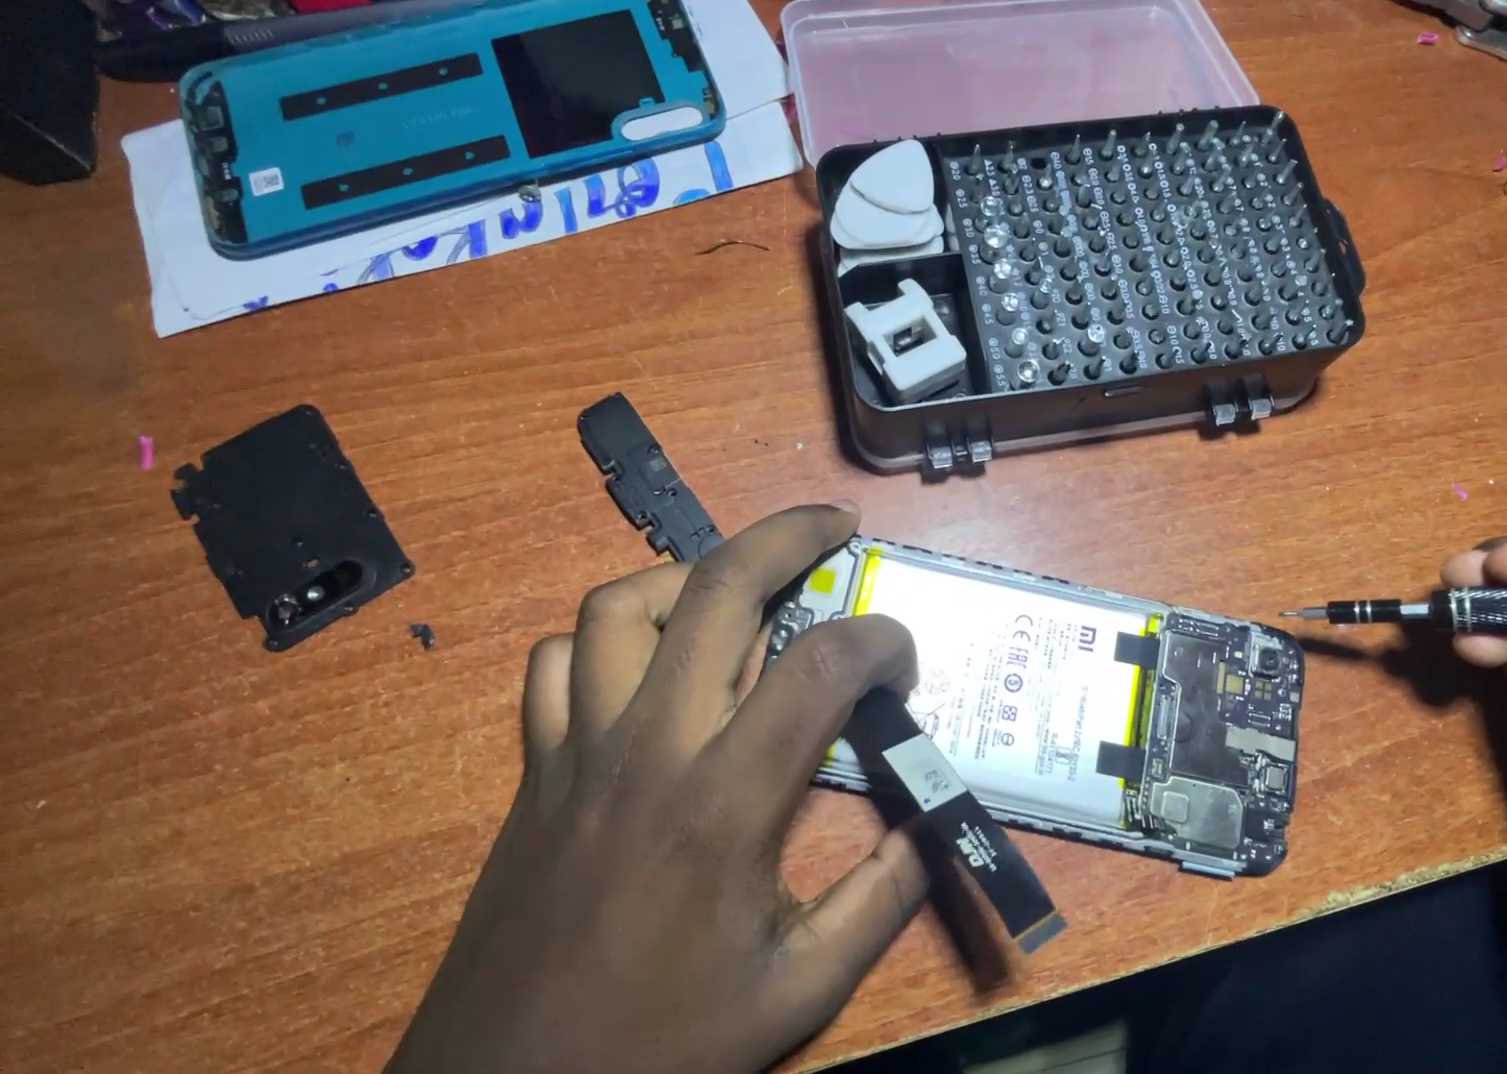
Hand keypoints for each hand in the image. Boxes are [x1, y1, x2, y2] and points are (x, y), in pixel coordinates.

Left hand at [387, 503, 926, 1073]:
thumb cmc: (660, 1043)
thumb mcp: (797, 991)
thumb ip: (880, 902)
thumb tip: (932, 829)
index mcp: (725, 801)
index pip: (820, 670)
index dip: (882, 642)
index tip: (904, 664)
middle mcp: (651, 746)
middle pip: (717, 591)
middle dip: (788, 536)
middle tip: (835, 524)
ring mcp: (580, 748)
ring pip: (621, 607)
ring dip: (690, 574)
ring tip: (738, 587)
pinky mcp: (534, 767)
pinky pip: (555, 665)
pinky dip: (604, 639)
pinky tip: (644, 663)